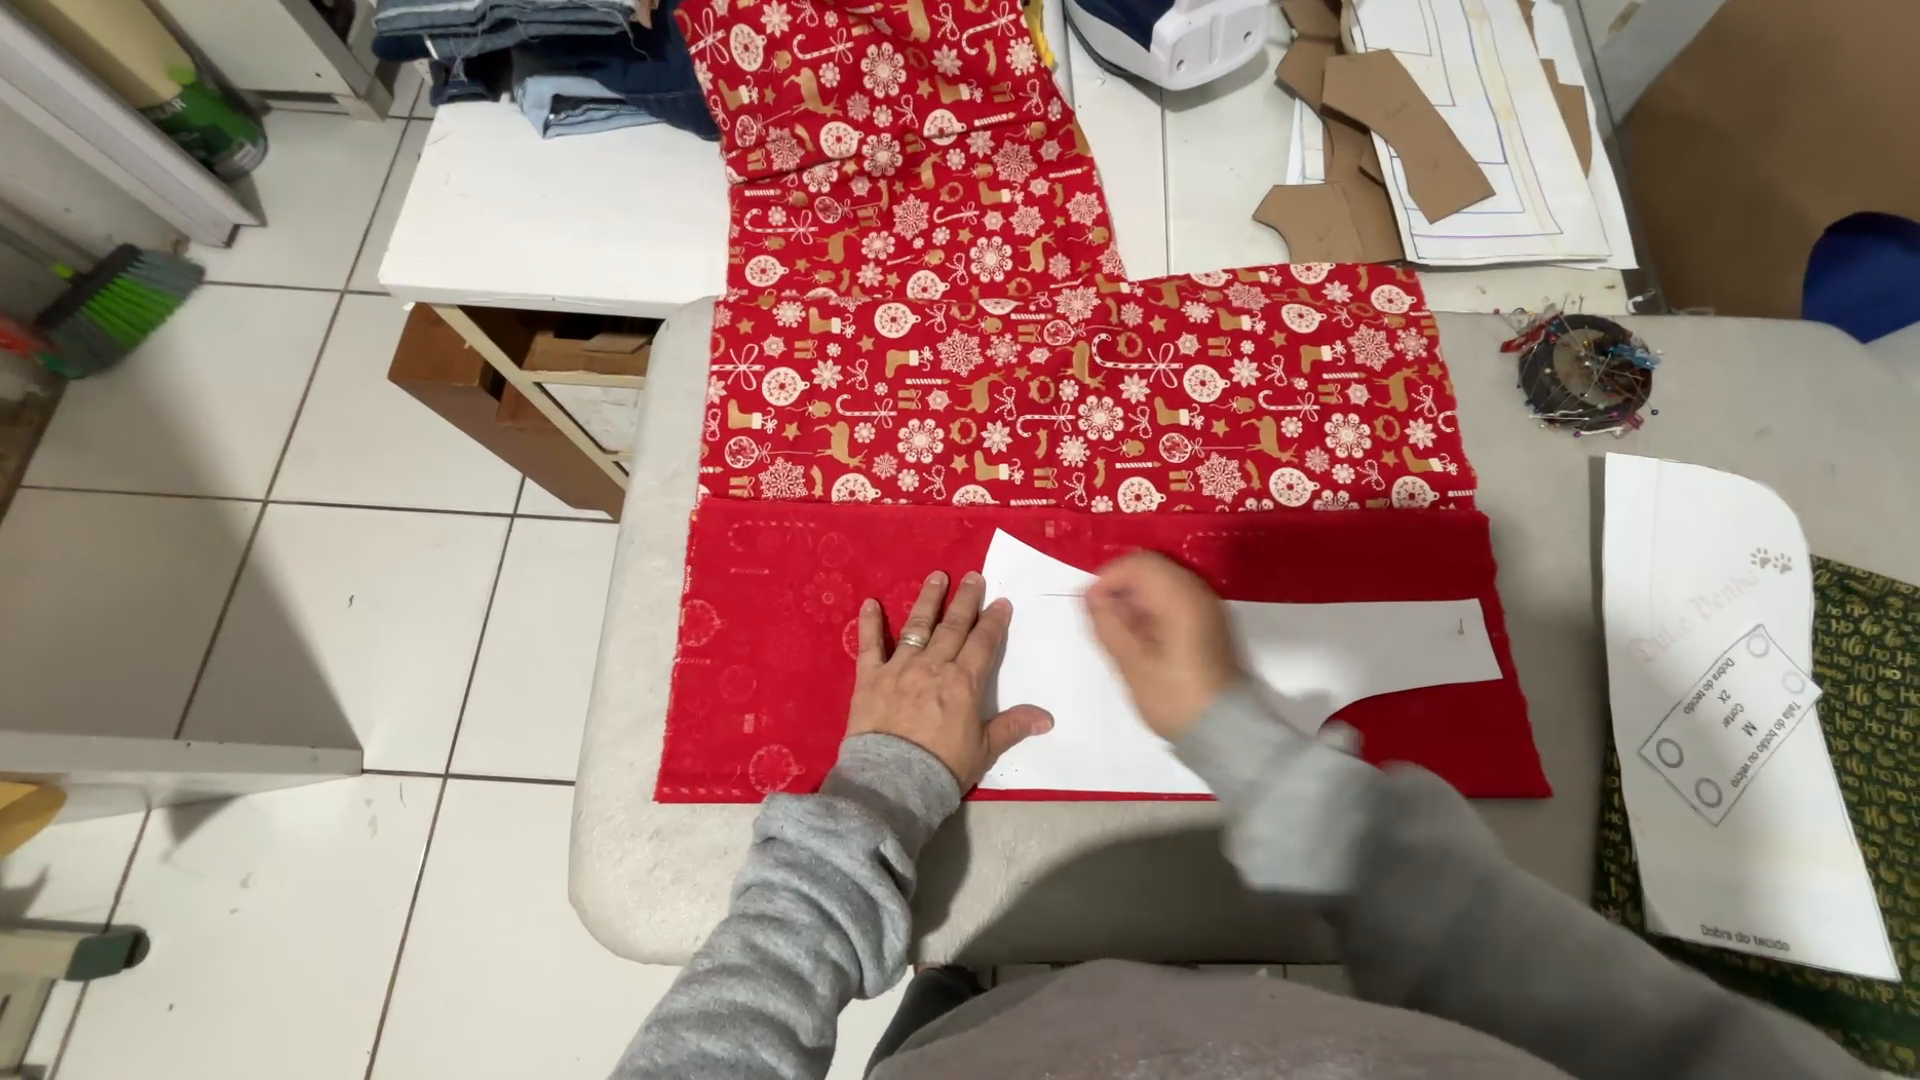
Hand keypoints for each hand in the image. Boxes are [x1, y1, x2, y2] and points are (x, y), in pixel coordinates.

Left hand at [849, 570, 1053, 789]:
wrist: (893, 782)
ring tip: (937, 577)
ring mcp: (899, 668)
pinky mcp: (869, 678)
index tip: (1000, 601)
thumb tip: (1047, 718)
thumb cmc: (943, 767)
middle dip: (966, 600)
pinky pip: (870, 646)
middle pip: (953, 627)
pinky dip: (869, 624)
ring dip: (928, 600)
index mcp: (963, 682)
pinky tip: (870, 603)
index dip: (993, 621)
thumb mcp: (984, 750)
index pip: (983, 643)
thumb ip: (1012, 727)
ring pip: (917, 626)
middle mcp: (933, 666)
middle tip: (973, 576)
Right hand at [1085, 552, 1243, 740]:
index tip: (1091, 606)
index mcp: (1181, 598)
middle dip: (1121, 587)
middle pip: (1152, 569)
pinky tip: (1142, 638)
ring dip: (1136, 599)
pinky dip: (1153, 608)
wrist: (1225, 732)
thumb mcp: (1132, 663)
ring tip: (1120, 632)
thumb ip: (1108, 623)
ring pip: (1163, 583)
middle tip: (1103, 619)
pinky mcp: (1210, 623)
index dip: (1108, 578)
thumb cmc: (1174, 698)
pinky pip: (1176, 599)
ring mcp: (1208, 607)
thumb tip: (1089, 595)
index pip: (1138, 564)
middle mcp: (1199, 593)